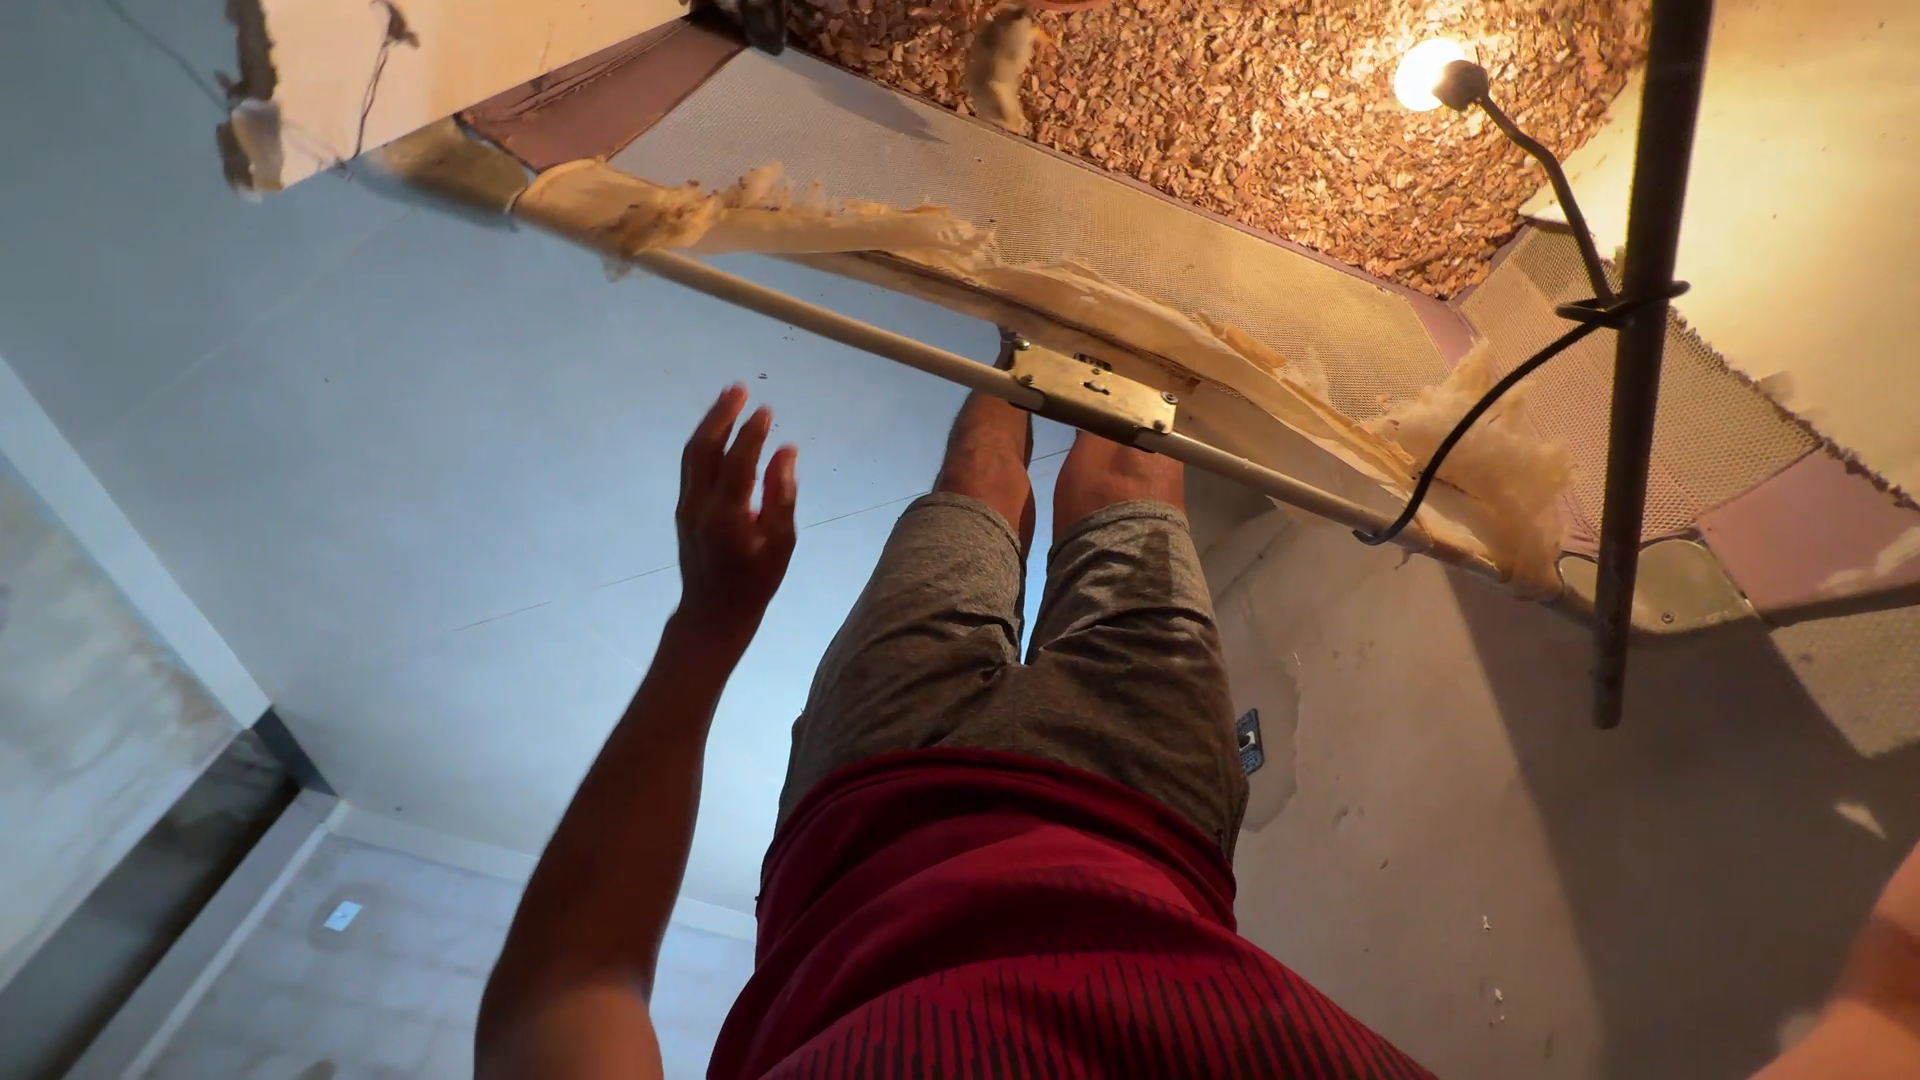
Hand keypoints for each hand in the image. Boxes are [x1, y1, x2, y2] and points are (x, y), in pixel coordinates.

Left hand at [674, 385, 797, 652]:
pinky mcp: (683, 508)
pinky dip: (705, 441)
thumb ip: (783, 494)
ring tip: (728, 398)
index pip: (739, 461)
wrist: (713, 612)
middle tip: (740, 388)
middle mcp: (699, 504)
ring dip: (709, 422)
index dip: (753, 433)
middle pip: (704, 447)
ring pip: (692, 453)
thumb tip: (786, 450)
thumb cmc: (756, 582)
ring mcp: (686, 505)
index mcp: (727, 515)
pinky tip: (718, 430)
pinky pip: (691, 465)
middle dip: (722, 414)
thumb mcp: (781, 543)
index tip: (768, 410)